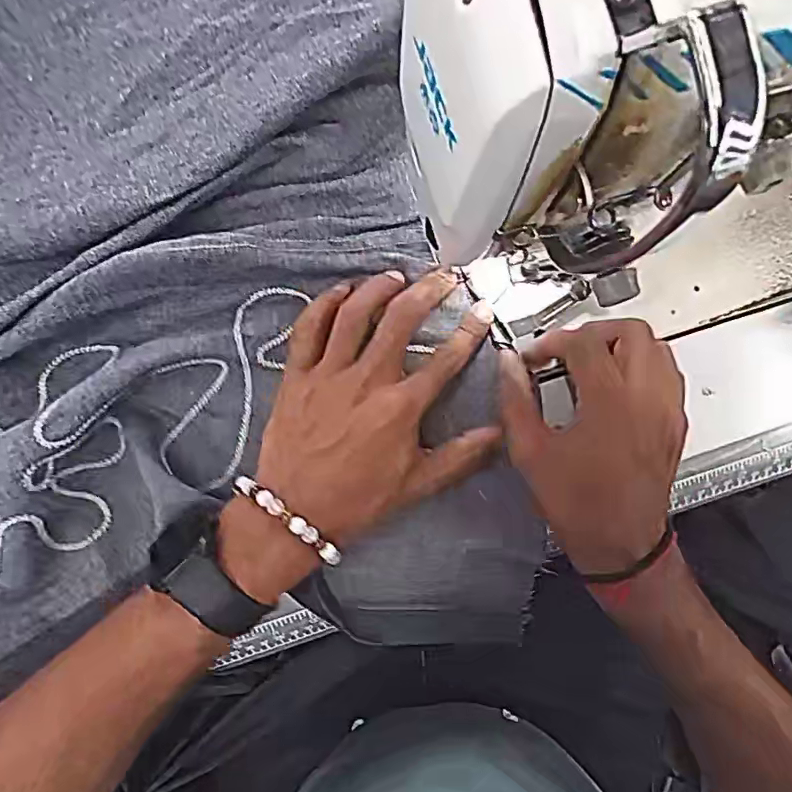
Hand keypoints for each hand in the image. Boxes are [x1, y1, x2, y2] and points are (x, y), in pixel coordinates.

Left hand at [216, 269, 501, 602]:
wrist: (294, 514)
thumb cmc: (356, 501)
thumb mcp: (415, 485)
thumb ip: (460, 457)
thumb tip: (497, 434)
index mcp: (400, 408)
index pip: (444, 358)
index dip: (469, 330)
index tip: (481, 312)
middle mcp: (366, 381)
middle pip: (401, 319)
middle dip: (429, 291)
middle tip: (444, 279)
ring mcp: (328, 374)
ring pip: (355, 313)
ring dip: (379, 288)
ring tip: (396, 277)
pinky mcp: (297, 376)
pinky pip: (308, 329)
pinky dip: (325, 304)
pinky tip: (341, 292)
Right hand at [498, 319, 686, 574]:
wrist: (621, 543)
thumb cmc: (581, 507)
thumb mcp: (531, 453)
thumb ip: (516, 401)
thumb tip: (509, 368)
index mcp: (610, 402)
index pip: (585, 343)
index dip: (553, 341)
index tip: (537, 356)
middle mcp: (646, 399)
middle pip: (631, 332)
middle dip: (593, 332)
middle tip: (568, 349)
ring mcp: (666, 411)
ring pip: (658, 348)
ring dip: (622, 345)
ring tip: (593, 362)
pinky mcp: (675, 424)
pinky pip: (668, 375)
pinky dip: (643, 367)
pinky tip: (618, 386)